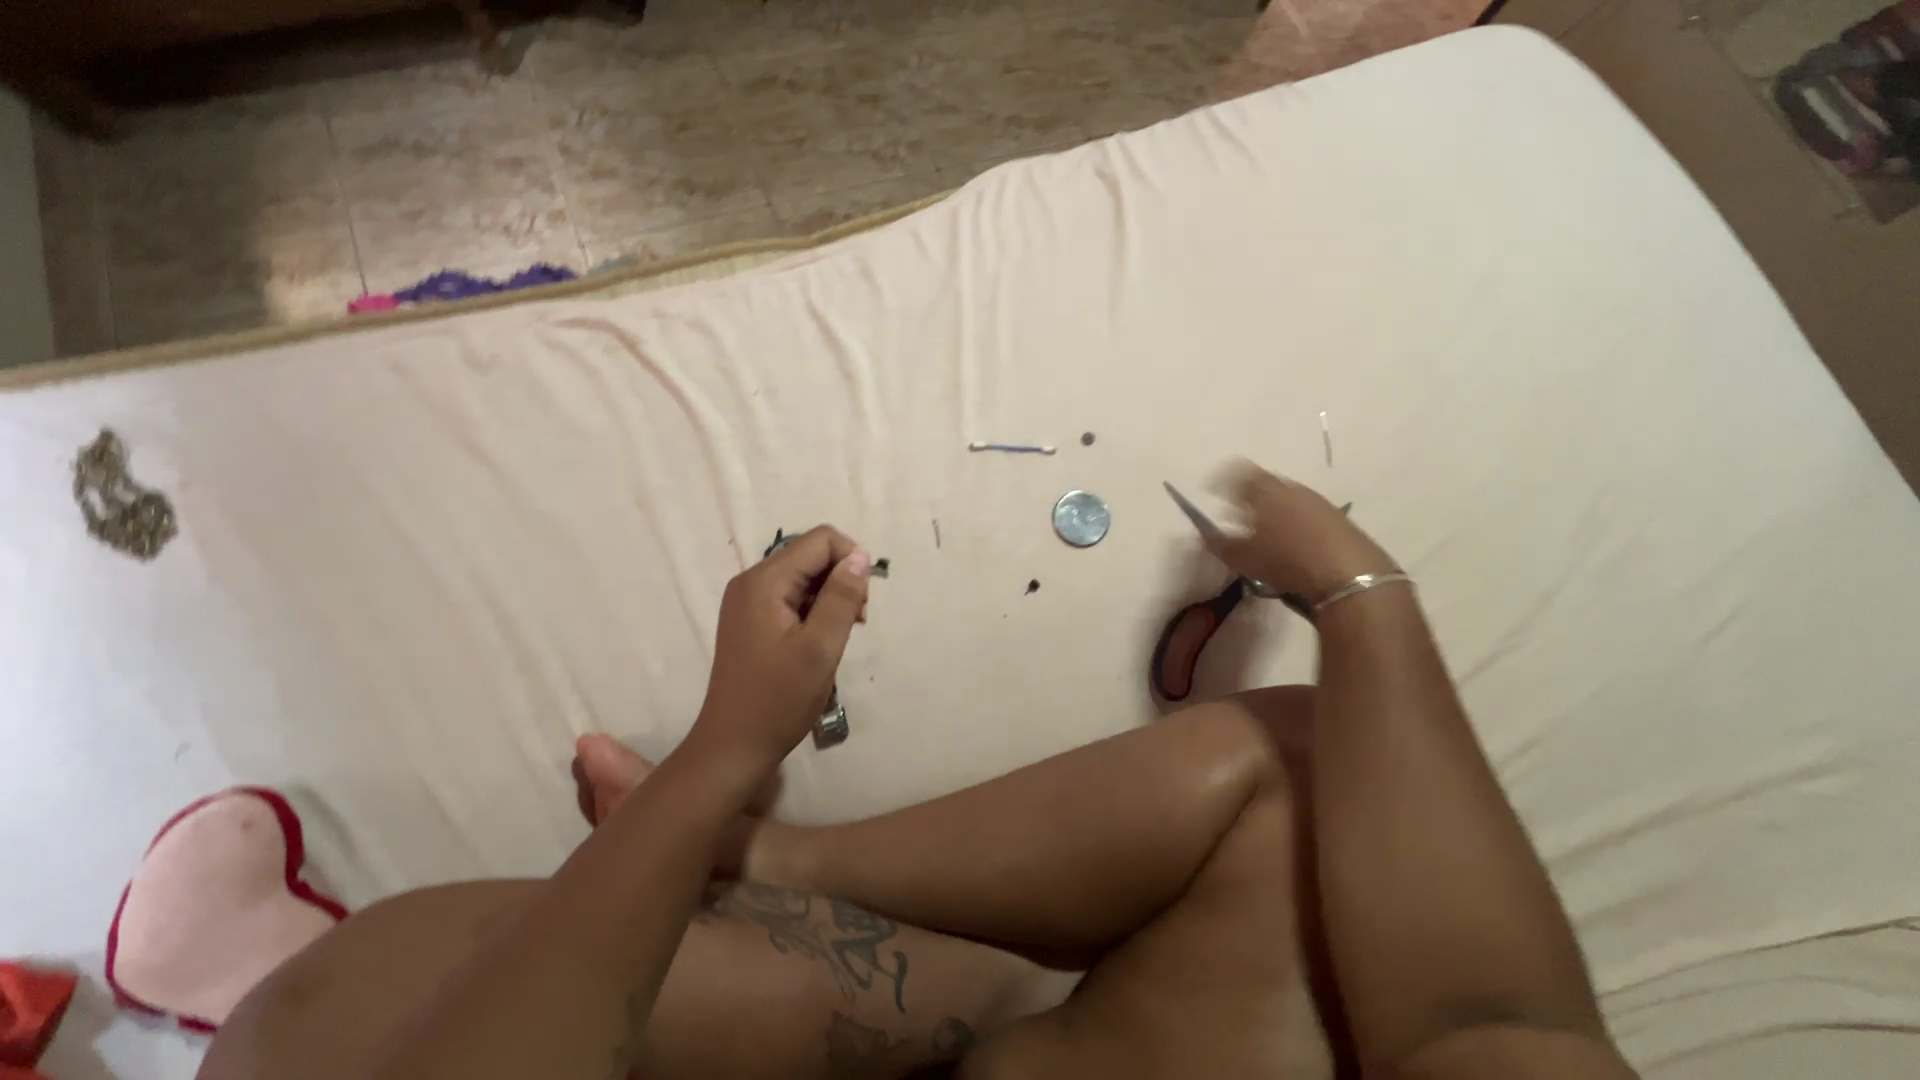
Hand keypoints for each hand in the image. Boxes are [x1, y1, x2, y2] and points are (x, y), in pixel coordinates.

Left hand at [689, 525, 870, 768]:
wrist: (734, 746)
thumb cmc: (779, 699)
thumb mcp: (821, 648)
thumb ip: (842, 597)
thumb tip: (860, 557)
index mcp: (764, 582)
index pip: (821, 540)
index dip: (850, 561)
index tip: (861, 604)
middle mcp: (751, 582)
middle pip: (810, 554)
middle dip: (841, 580)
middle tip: (854, 624)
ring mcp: (747, 601)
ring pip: (803, 576)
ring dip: (829, 598)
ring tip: (837, 638)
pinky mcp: (750, 620)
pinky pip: (790, 597)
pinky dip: (812, 611)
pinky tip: (818, 643)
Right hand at [1209, 460, 1397, 600]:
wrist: (1349, 575)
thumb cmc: (1286, 561)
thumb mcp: (1243, 558)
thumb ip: (1220, 544)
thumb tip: (1204, 534)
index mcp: (1264, 491)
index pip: (1237, 473)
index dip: (1221, 480)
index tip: (1211, 490)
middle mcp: (1291, 488)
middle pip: (1264, 484)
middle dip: (1248, 497)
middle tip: (1237, 513)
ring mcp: (1317, 501)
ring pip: (1286, 498)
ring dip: (1273, 510)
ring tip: (1265, 532)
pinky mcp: (1338, 518)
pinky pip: (1306, 512)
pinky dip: (1294, 521)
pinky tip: (1293, 543)